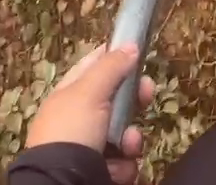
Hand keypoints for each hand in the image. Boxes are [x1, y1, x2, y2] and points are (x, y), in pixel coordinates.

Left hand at [25, 43, 155, 184]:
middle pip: (117, 98)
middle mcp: (80, 119)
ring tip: (128, 143)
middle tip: (146, 95)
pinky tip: (119, 164)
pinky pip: (123, 158)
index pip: (94, 66)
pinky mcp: (100, 169)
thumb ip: (111, 66)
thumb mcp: (90, 92)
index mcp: (69, 95)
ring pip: (124, 129)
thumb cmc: (72, 130)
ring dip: (132, 136)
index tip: (137, 52)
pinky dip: (125, 162)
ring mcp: (90, 146)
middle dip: (135, 98)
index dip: (114, 57)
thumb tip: (130, 44)